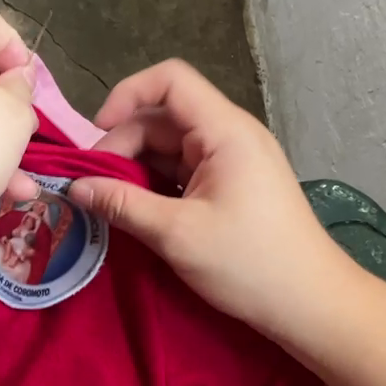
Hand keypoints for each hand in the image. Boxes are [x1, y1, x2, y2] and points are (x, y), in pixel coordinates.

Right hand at [69, 60, 356, 340]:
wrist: (311, 305)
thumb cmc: (250, 264)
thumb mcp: (177, 234)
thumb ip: (122, 205)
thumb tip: (75, 188)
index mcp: (224, 131)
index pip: (170, 80)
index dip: (126, 96)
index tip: (96, 138)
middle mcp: (228, 135)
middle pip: (162, 117)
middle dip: (122, 145)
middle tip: (93, 188)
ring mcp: (230, 161)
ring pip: (168, 146)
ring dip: (135, 169)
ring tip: (107, 203)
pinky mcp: (229, 186)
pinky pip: (181, 170)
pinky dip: (154, 185)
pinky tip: (135, 211)